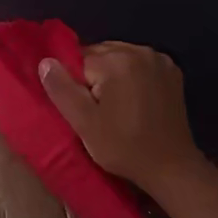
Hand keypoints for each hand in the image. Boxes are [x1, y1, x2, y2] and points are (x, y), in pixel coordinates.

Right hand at [39, 42, 210, 190]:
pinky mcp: (172, 72)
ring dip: (114, 76)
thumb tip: (45, 61)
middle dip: (95, 77)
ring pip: (121, 58)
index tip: (84, 109)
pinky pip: (141, 65)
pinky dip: (134, 77)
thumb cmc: (124, 147)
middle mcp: (140, 51)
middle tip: (99, 111)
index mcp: (117, 61)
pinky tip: (136, 102)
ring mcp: (160, 60)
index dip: (76, 85)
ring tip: (117, 108)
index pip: (79, 59)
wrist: (170, 166)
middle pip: (101, 54)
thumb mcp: (84, 123)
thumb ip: (62, 89)